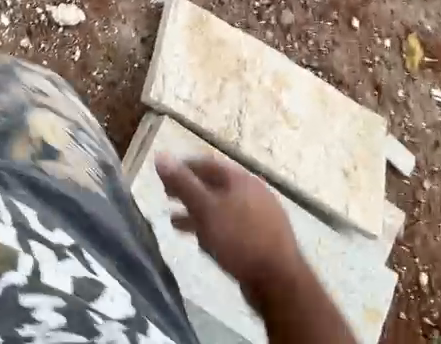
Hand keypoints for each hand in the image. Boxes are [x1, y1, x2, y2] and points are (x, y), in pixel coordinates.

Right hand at [155, 155, 303, 294]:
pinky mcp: (264, 241)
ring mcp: (262, 218)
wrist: (281, 284)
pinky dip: (214, 228)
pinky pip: (232, 227)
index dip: (182, 167)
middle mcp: (254, 193)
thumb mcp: (204, 208)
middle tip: (167, 196)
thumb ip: (182, 182)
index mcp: (242, 180)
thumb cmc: (239, 239)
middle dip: (188, 191)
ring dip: (197, 212)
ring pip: (222, 208)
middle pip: (214, 185)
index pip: (206, 163)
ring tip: (175, 222)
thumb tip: (160, 155)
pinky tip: (201, 241)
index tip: (163, 175)